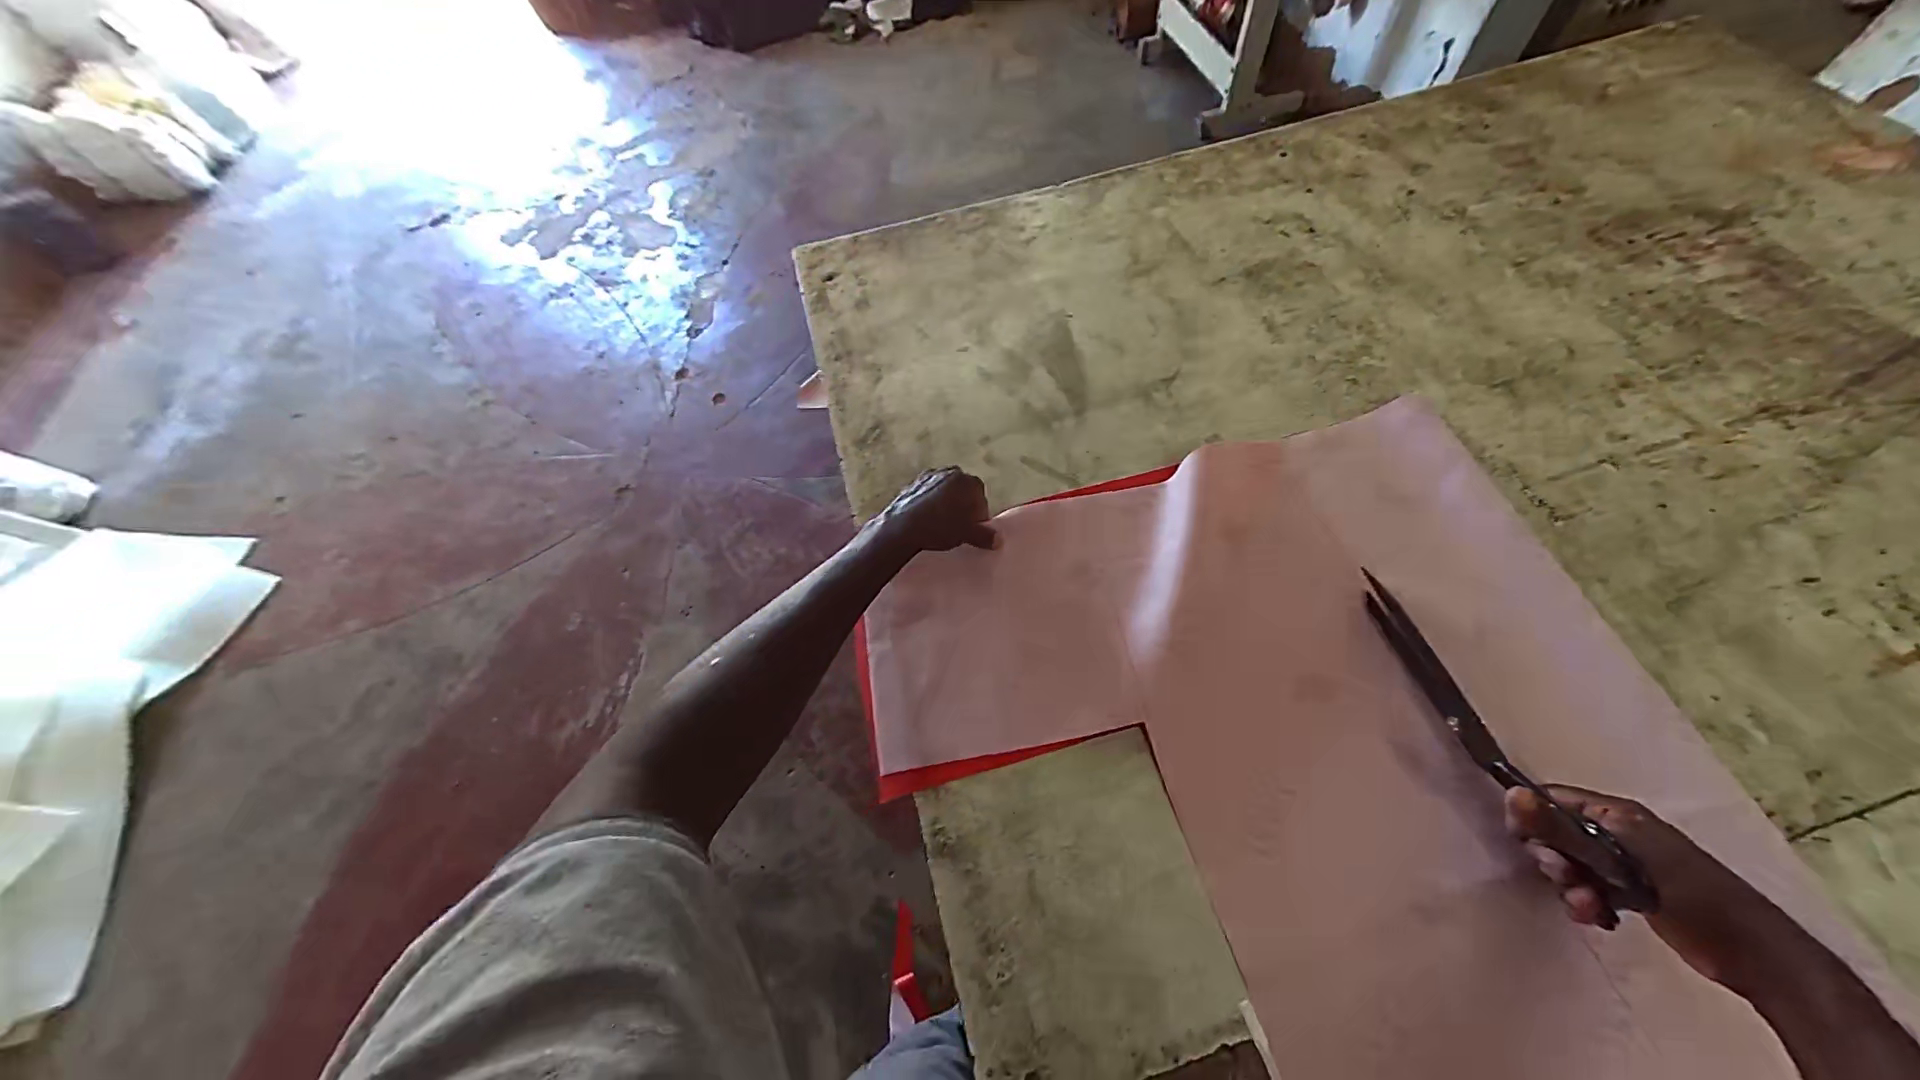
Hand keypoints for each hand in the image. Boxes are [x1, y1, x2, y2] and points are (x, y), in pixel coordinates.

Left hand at [874, 467, 997, 553]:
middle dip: (963, 505)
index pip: (980, 498)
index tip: (972, 528)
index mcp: (968, 481)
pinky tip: (926, 518)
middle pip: (963, 491)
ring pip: (946, 490)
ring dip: (946, 502)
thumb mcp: (966, 534)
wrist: (902, 527)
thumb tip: (998, 540)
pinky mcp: (913, 482)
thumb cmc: (940, 528)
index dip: (978, 515)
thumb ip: (985, 536)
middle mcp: (951, 472)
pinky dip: (930, 502)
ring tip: (940, 523)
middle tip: (958, 526)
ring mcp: (930, 475)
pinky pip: (928, 492)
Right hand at [1506, 785, 1797, 991]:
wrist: (1759, 956)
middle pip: (1558, 834)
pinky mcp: (1633, 892)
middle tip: (1565, 879)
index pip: (1551, 799)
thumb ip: (1560, 829)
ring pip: (1573, 865)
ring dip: (1570, 886)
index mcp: (1616, 814)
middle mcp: (1618, 832)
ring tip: (1587, 907)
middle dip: (1554, 860)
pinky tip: (1598, 918)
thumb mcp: (1618, 859)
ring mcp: (1628, 863)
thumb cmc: (1689, 895)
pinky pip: (1590, 887)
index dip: (1531, 818)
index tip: (1525, 844)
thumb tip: (1510, 793)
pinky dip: (1586, 902)